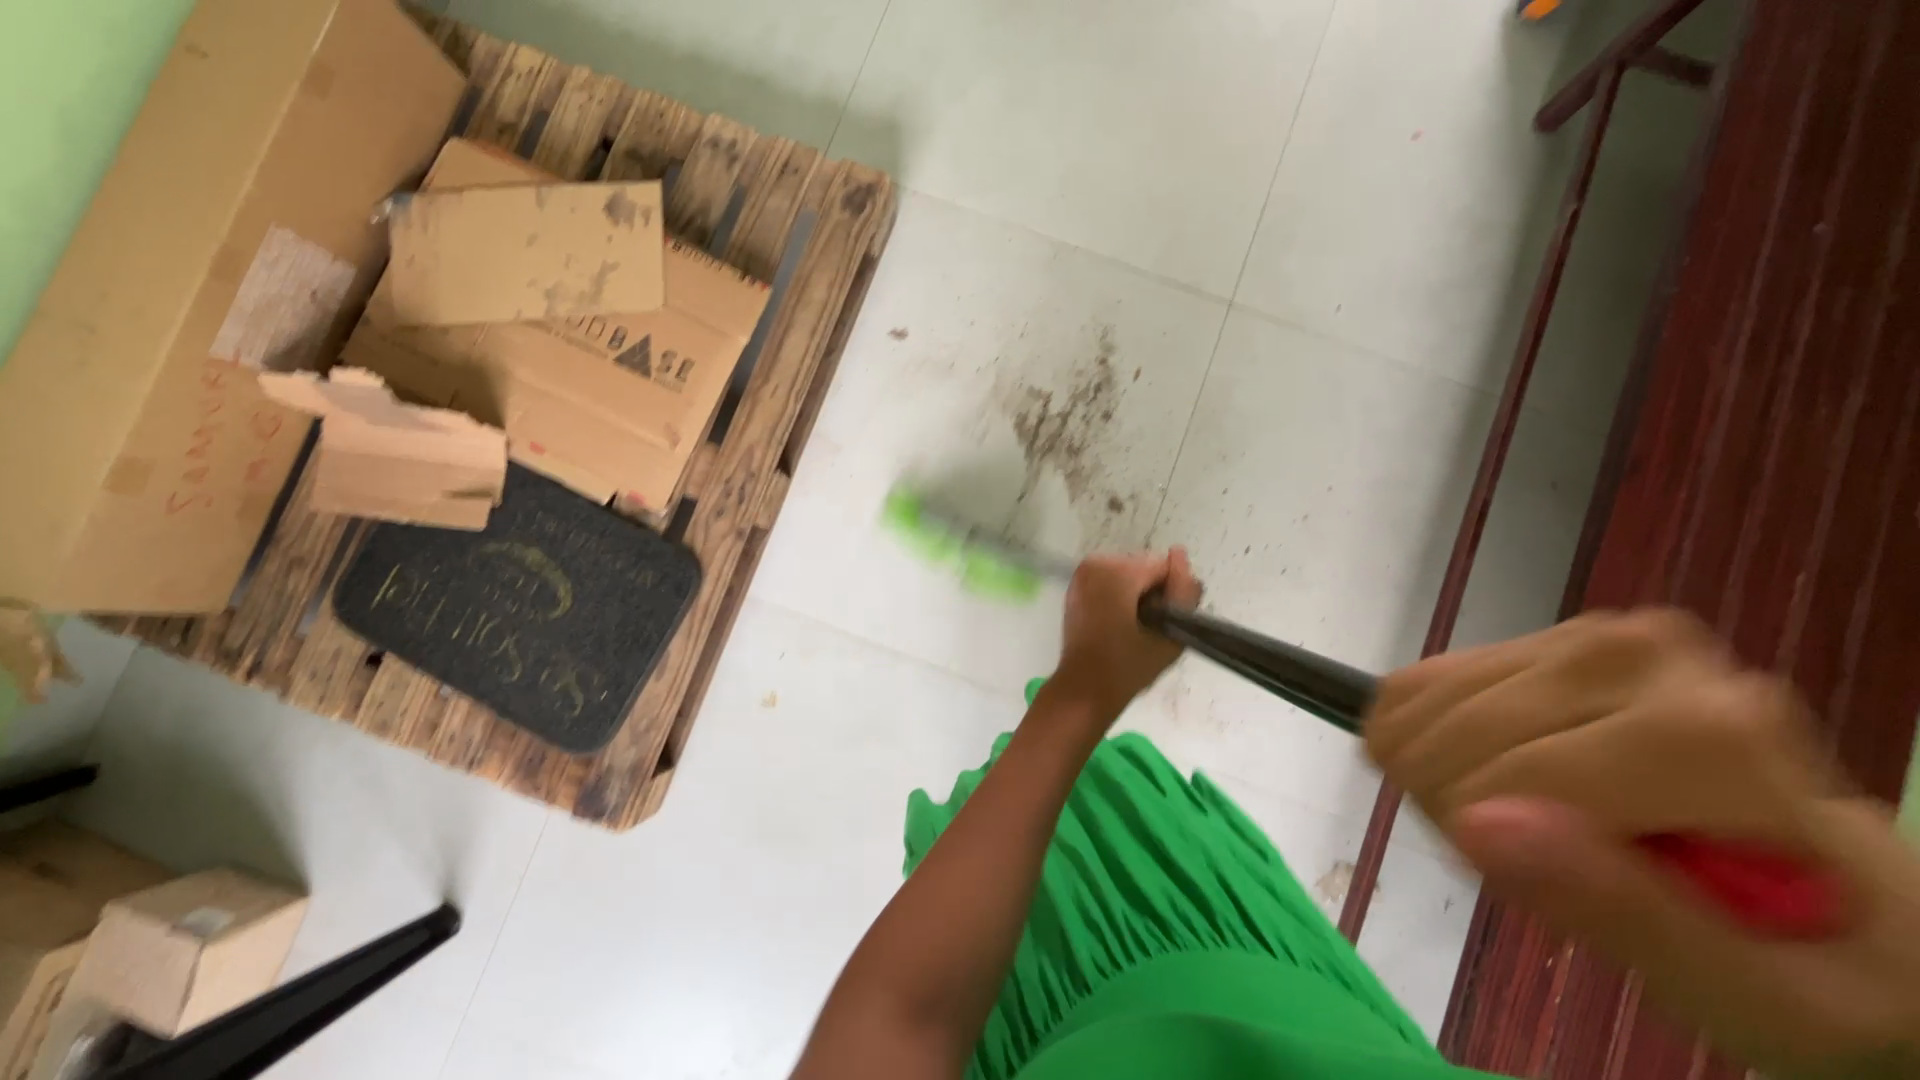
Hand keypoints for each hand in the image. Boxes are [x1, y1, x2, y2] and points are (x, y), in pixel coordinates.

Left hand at [1050, 548, 1201, 718]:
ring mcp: (1082, 574)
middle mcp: (1096, 564)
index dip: (1172, 594)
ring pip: (1128, 574)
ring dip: (1137, 595)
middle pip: (1144, 567)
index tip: (1166, 622)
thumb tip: (1180, 554)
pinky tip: (1119, 624)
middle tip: (1151, 628)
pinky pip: (1110, 582)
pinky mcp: (1075, 587)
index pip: (1163, 567)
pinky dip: (1119, 596)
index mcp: (1116, 572)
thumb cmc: (1128, 666)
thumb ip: (1184, 593)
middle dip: (1153, 591)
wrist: (1084, 688)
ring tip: (1135, 628)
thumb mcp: (1169, 633)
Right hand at [1365, 609, 1919, 1073]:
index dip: (1499, 853)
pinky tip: (1497, 775)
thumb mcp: (1753, 993)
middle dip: (1471, 813)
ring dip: (1446, 778)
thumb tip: (1479, 824)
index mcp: (1708, 734)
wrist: (1840, 887)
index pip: (1508, 778)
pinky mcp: (1550, 637)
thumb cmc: (1807, 959)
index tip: (1551, 895)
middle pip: (1460, 735)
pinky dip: (1428, 743)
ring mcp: (1593, 635)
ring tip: (1531, 823)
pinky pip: (1419, 685)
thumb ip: (1625, 912)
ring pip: (1424, 703)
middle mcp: (1644, 655)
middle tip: (1549, 865)